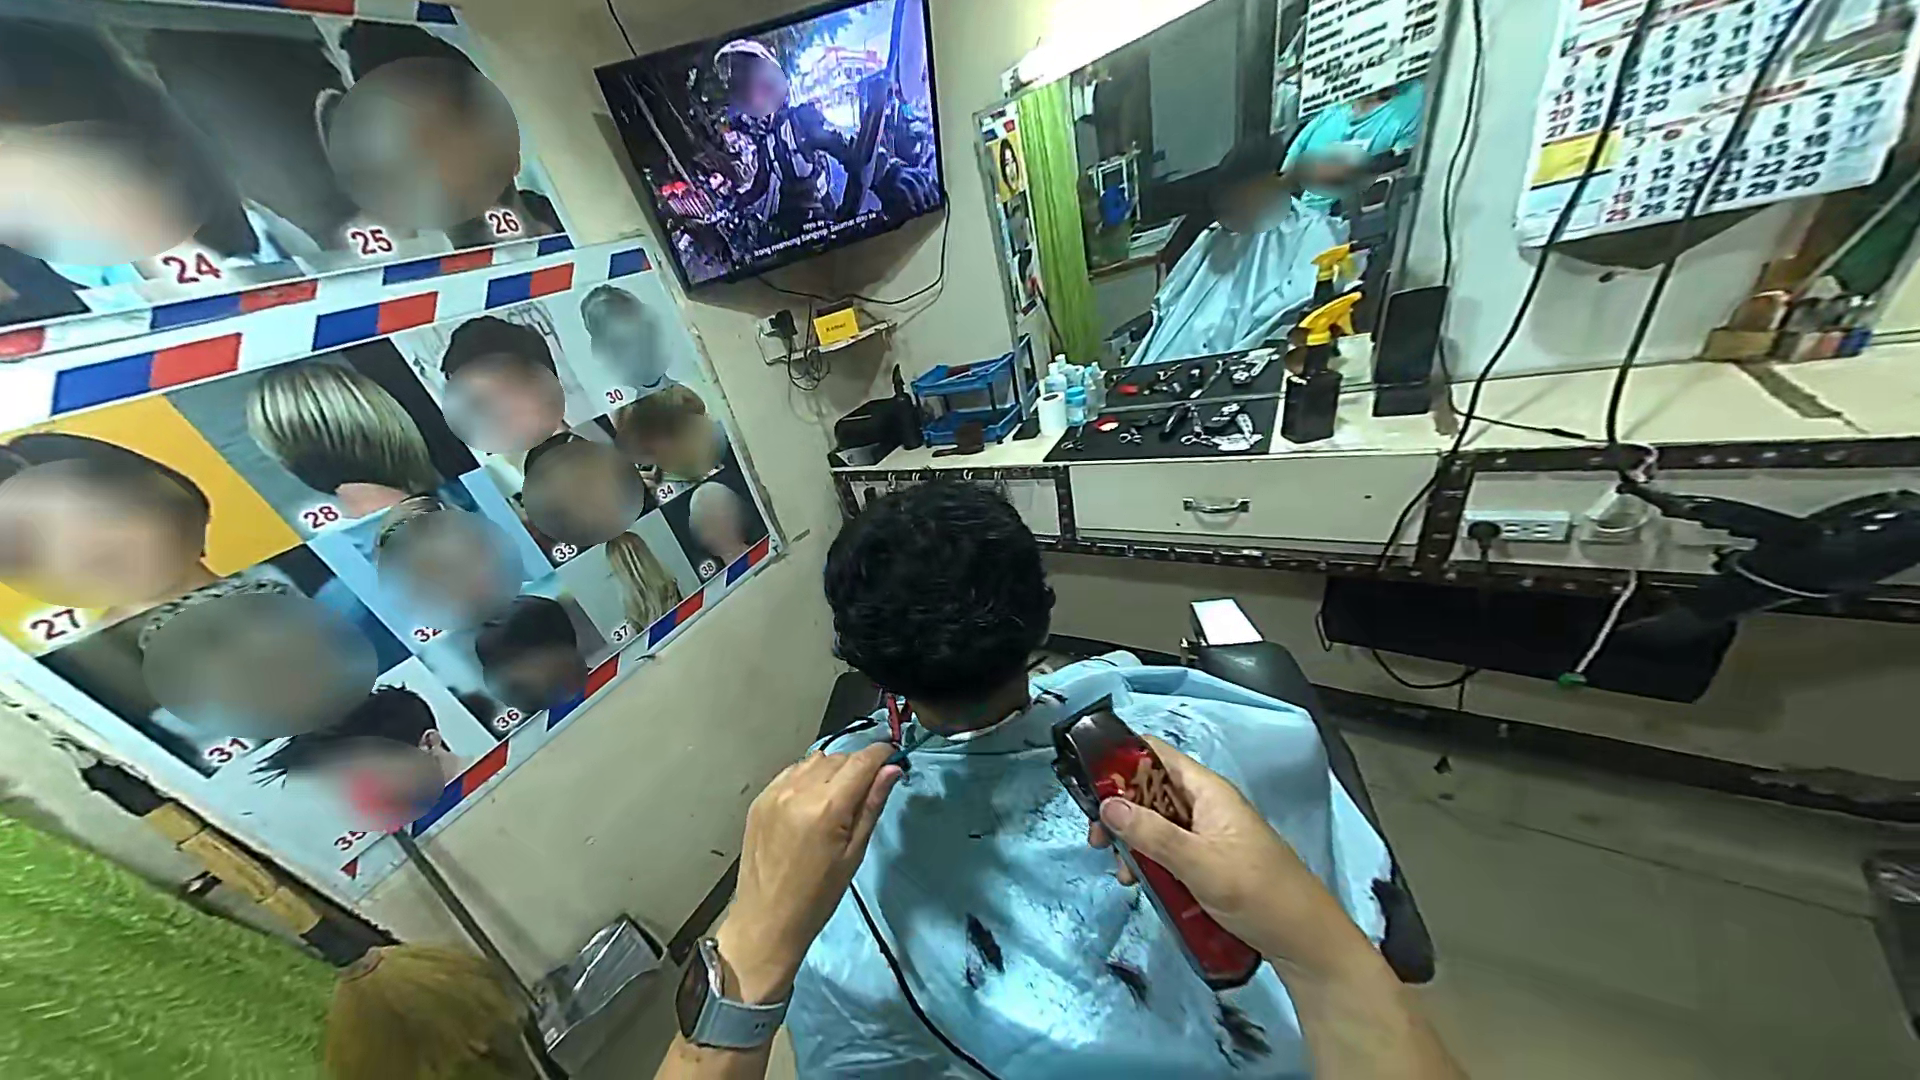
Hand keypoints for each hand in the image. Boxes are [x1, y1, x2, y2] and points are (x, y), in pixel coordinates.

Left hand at [717, 745, 901, 1003]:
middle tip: (864, 789)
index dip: (882, 754)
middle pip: (840, 757)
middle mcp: (799, 791)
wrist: (765, 923)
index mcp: (827, 807)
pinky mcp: (760, 798)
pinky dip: (808, 776)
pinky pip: (793, 770)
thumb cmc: (818, 896)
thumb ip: (872, 804)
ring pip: (817, 759)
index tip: (893, 757)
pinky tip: (811, 799)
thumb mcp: (855, 853)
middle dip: (858, 766)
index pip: (862, 761)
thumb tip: (892, 769)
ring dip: (833, 768)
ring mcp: (775, 792)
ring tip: (836, 796)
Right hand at [1089, 735, 1374, 981]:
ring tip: (1121, 871)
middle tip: (1098, 838)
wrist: (1308, 947)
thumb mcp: (1199, 863)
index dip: (1121, 759)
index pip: (1156, 754)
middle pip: (1149, 790)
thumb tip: (1106, 804)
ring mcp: (1206, 832)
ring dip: (1133, 841)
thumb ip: (1152, 833)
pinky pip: (1168, 848)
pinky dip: (1150, 860)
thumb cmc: (1257, 893)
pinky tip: (1141, 883)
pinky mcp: (1207, 859)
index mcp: (1206, 789)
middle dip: (1120, 810)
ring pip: (1155, 822)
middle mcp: (1203, 804)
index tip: (1092, 784)